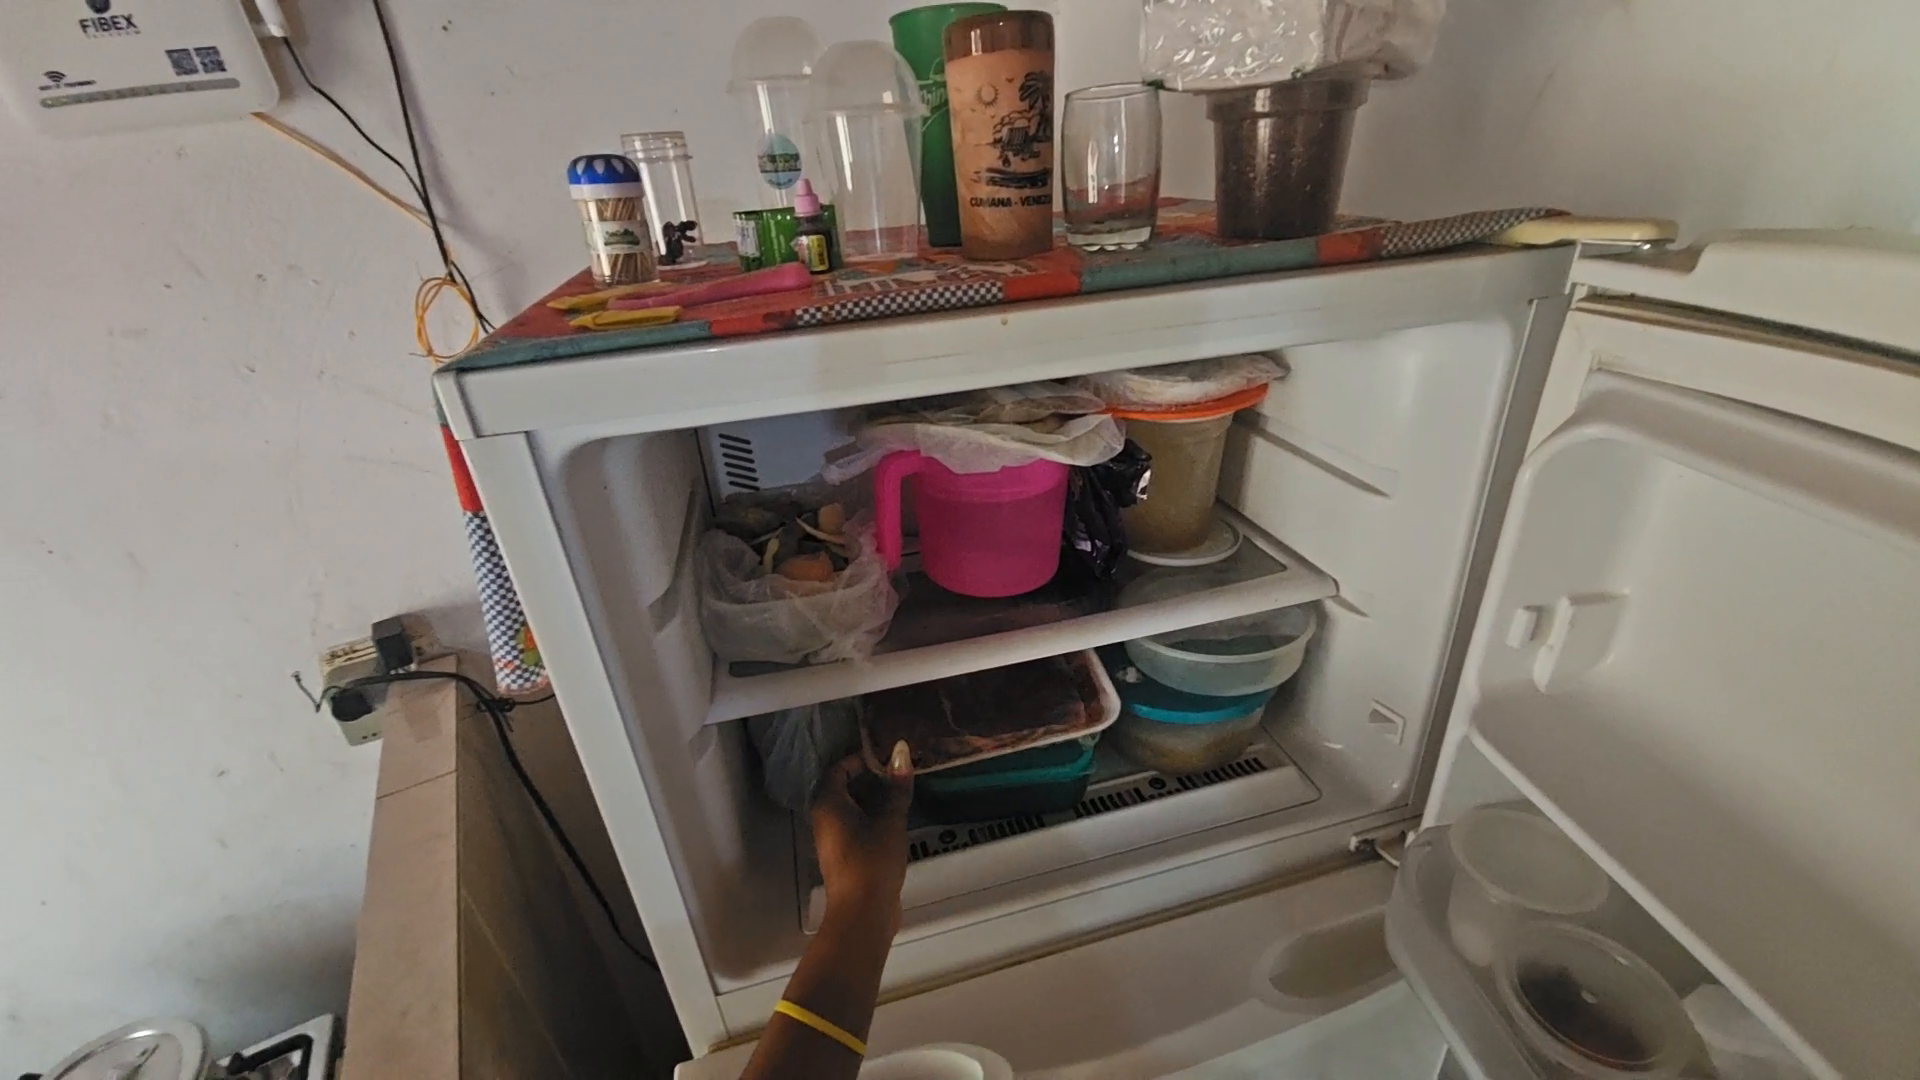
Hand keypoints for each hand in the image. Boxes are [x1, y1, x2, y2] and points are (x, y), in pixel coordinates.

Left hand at [811, 743, 912, 933]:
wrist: (863, 915)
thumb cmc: (872, 860)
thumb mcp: (890, 820)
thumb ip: (897, 785)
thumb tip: (901, 749)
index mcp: (828, 804)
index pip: (839, 769)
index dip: (861, 758)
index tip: (887, 756)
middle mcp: (825, 819)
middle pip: (844, 788)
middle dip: (870, 777)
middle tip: (899, 770)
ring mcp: (833, 840)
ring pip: (852, 809)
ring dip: (874, 798)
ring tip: (901, 790)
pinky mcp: (845, 857)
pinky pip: (857, 826)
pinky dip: (873, 817)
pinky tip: (896, 818)